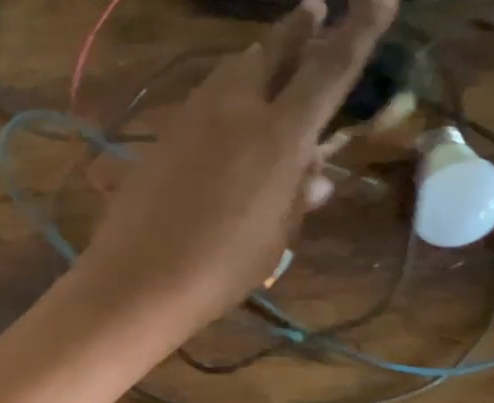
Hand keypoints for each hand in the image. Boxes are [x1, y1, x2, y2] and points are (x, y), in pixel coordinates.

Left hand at [71, 0, 396, 332]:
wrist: (134, 284)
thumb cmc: (216, 272)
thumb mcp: (273, 240)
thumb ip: (294, 199)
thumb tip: (315, 173)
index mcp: (281, 132)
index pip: (332, 66)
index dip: (359, 29)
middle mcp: (236, 110)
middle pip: (272, 52)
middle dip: (298, 29)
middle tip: (314, 11)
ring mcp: (190, 121)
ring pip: (230, 72)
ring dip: (255, 60)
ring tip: (268, 57)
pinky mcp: (158, 142)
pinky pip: (199, 103)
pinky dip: (221, 95)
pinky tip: (221, 112)